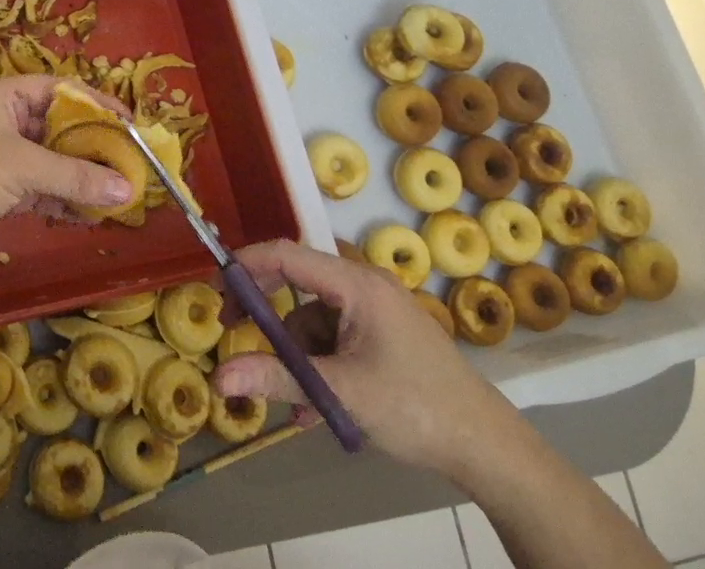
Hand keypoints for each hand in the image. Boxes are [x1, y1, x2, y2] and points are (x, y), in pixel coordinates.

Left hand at [0, 76, 136, 271]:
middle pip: (58, 126)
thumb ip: (76, 175)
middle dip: (93, 146)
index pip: (59, 89)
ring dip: (82, 177)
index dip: (96, 104)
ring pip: (52, 161)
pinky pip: (41, 189)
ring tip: (120, 194)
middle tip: (132, 165)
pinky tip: (92, 214)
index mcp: (1, 96)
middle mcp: (1, 121)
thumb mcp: (20, 167)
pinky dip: (64, 199)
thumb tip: (128, 188)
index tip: (131, 125)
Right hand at [212, 240, 516, 473]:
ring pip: (312, 320)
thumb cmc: (417, 409)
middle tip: (234, 332)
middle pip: (297, 285)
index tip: (215, 290)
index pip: (288, 255)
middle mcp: (367, 288)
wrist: (489, 449)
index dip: (246, 265)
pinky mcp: (383, 335)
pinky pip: (332, 339)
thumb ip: (276, 378)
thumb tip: (217, 378)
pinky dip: (317, 366)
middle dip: (266, 315)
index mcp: (359, 286)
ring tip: (295, 402)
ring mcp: (376, 312)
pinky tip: (316, 406)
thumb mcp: (340, 394)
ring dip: (295, 356)